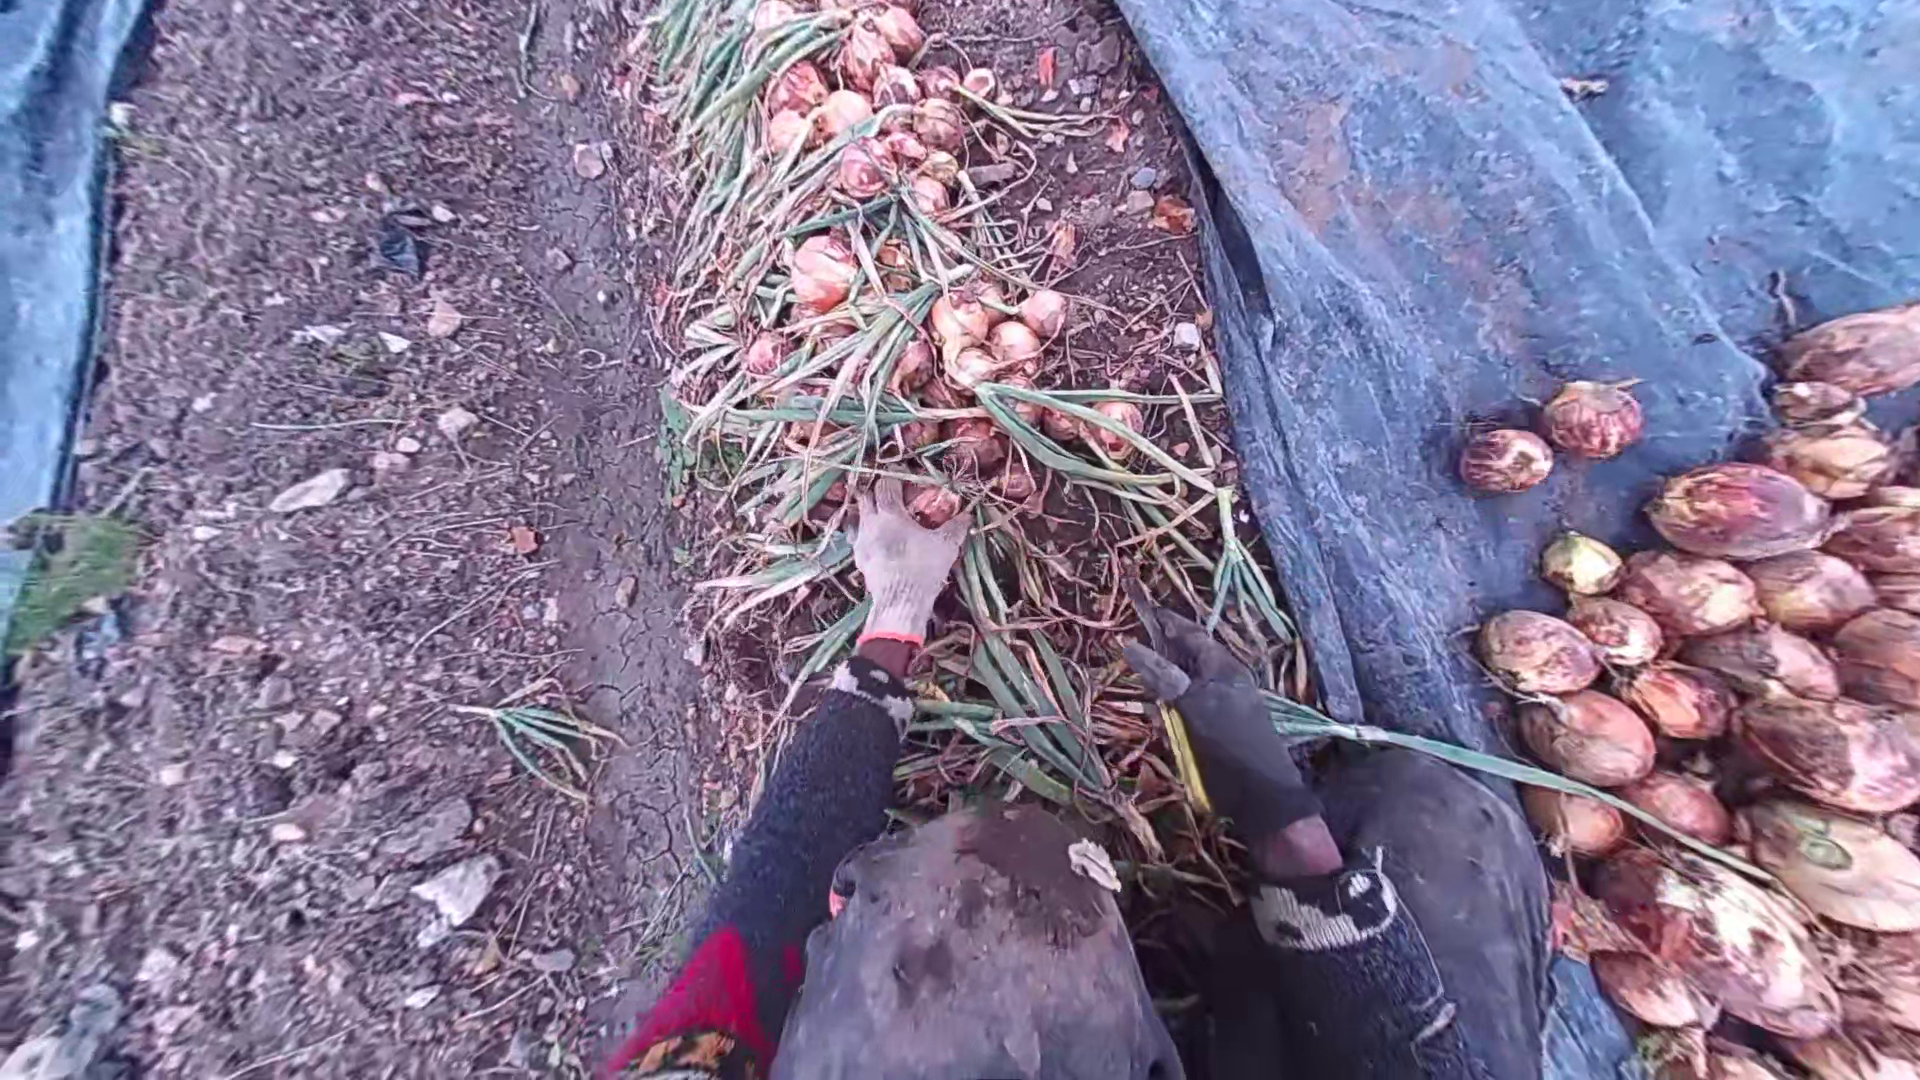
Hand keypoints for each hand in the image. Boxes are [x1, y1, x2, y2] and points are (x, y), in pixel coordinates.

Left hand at [853, 479, 968, 645]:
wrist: (900, 601)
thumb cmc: (923, 567)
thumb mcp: (946, 545)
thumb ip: (955, 527)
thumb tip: (967, 515)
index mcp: (889, 513)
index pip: (885, 485)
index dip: (893, 478)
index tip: (902, 476)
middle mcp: (870, 523)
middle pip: (867, 498)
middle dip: (878, 492)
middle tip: (892, 494)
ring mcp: (860, 542)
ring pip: (859, 518)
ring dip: (869, 513)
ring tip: (883, 517)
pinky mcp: (859, 560)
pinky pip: (858, 539)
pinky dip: (867, 535)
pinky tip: (879, 542)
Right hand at [1123, 608, 1340, 877]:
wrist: (1263, 799)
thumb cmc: (1230, 747)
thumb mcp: (1193, 706)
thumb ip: (1163, 675)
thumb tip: (1129, 645)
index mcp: (1223, 667)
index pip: (1191, 633)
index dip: (1166, 619)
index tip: (1140, 606)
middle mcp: (1223, 679)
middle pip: (1186, 654)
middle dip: (1160, 646)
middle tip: (1131, 641)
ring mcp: (1220, 702)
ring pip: (1184, 678)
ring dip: (1161, 674)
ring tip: (1138, 669)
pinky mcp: (1215, 725)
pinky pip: (1185, 702)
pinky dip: (1167, 699)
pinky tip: (1155, 706)